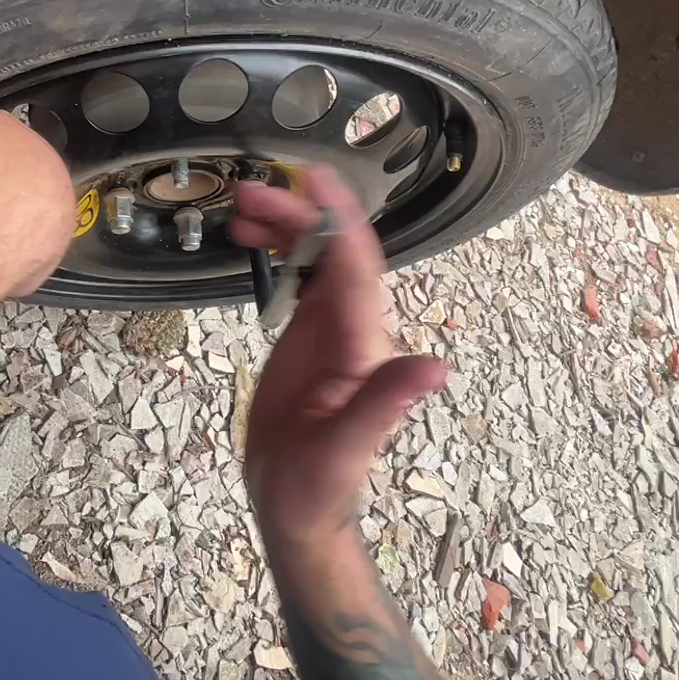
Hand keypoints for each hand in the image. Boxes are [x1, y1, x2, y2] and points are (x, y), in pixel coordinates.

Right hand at [231, 167, 446, 550]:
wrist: (296, 501)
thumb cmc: (318, 486)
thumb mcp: (344, 452)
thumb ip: (382, 406)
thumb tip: (434, 366)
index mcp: (361, 346)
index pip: (354, 268)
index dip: (335, 219)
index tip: (312, 177)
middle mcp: (353, 327)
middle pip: (332, 252)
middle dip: (297, 214)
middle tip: (250, 192)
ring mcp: (331, 327)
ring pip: (316, 258)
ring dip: (286, 225)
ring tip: (244, 206)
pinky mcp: (309, 333)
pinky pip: (300, 276)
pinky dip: (280, 249)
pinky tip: (255, 239)